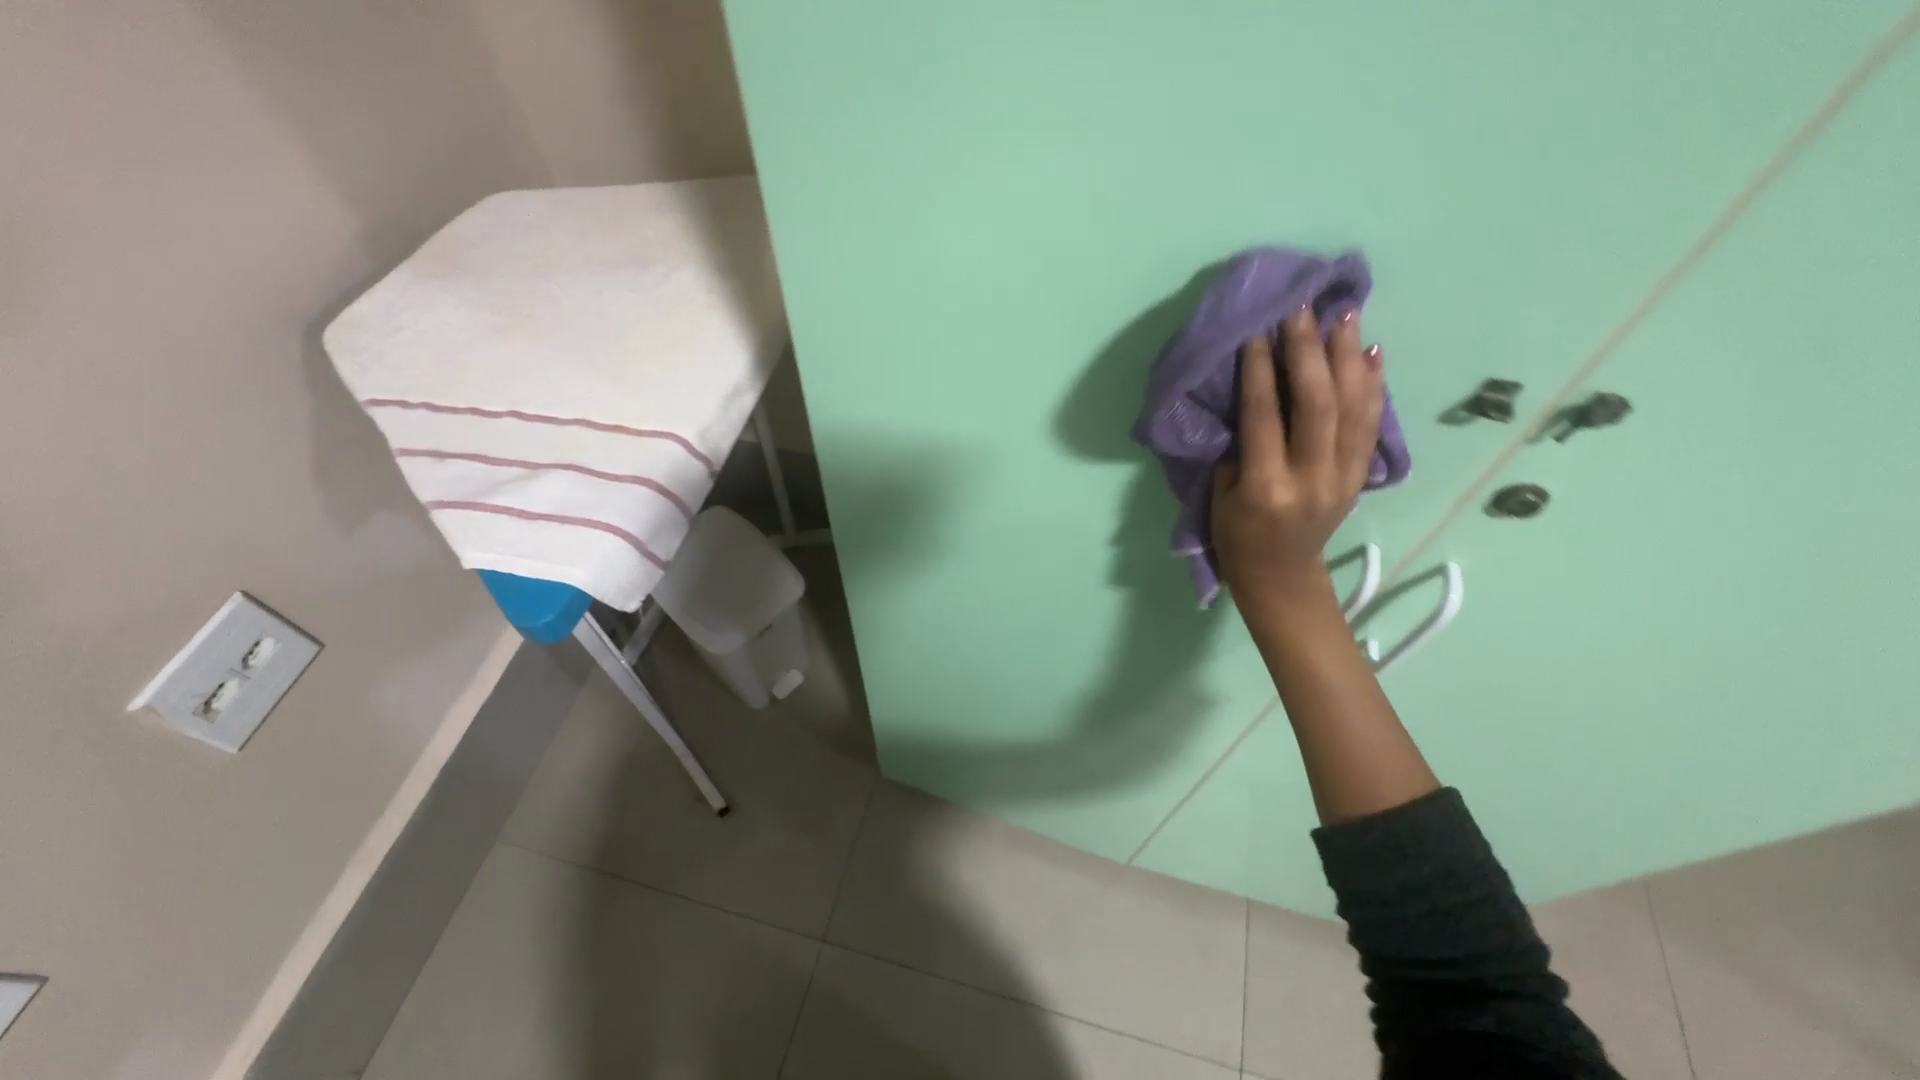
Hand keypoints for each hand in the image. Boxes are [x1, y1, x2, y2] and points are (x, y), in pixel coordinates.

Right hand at [1211, 307, 1383, 623]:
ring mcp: (1343, 478)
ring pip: (1353, 407)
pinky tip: (1371, 350)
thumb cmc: (1236, 536)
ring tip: (1345, 314)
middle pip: (1317, 404)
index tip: (1258, 329)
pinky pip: (1372, 423)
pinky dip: (1373, 384)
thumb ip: (1241, 445)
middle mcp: (1311, 479)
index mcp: (1266, 487)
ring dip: (1349, 356)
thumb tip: (1262, 389)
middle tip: (1303, 309)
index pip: (1265, 416)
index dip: (1261, 369)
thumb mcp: (1221, 494)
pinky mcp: (1361, 475)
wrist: (1281, 575)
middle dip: (1309, 351)